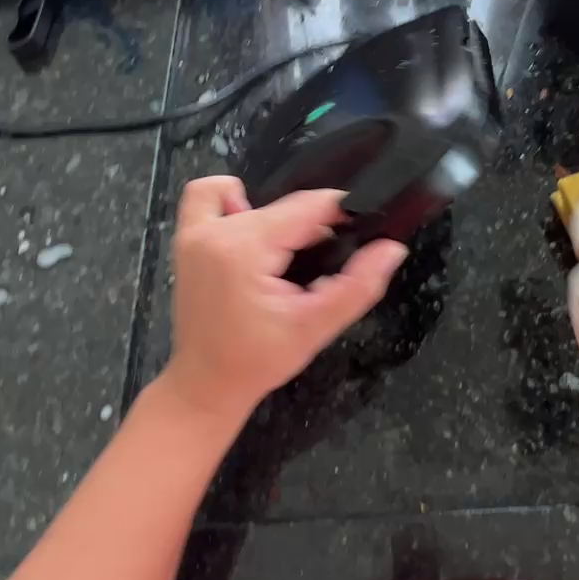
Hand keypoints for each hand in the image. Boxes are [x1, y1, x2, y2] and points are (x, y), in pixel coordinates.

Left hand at [162, 177, 406, 417]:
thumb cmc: (259, 359)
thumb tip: (392, 247)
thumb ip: (358, 285)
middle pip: (283, 205)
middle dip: (311, 225)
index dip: (339, 214)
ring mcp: (194, 232)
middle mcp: (216, 231)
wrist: (206, 385)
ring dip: (273, 213)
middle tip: (321, 264)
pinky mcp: (186, 240)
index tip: (357, 232)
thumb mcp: (316, 326)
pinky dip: (230, 202)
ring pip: (247, 194)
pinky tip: (248, 233)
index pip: (308, 206)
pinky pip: (205, 196)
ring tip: (284, 250)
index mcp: (246, 248)